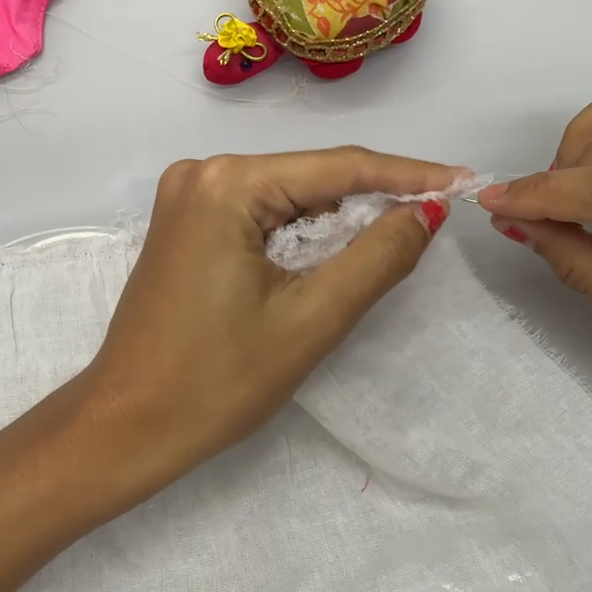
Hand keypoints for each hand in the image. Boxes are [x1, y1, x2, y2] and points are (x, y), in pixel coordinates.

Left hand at [83, 148, 459, 483]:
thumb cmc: (217, 379)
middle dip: (370, 198)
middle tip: (436, 215)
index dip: (406, 175)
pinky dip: (298, 230)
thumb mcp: (311, 319)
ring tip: (392, 237)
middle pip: (308, 177)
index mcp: (226, 183)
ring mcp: (187, 196)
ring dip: (336, 217)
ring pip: (285, 195)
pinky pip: (258, 213)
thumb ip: (377, 257)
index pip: (337, 168)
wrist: (127, 423)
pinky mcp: (184, 222)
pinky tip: (330, 250)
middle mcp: (201, 172)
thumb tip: (427, 210)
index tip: (464, 180)